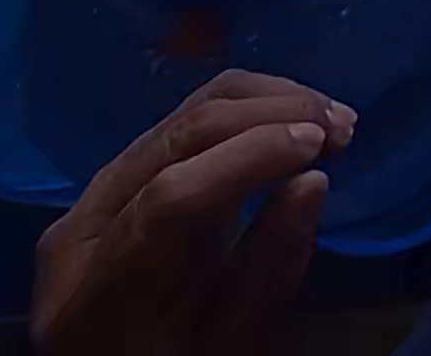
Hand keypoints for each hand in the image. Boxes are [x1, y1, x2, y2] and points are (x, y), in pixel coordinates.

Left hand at [31, 71, 358, 355]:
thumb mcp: (231, 346)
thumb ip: (270, 269)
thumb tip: (314, 180)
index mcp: (96, 291)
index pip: (170, 198)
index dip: (251, 157)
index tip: (321, 146)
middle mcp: (88, 219)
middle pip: (186, 134)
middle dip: (276, 115)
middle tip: (343, 128)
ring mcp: (110, 181)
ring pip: (199, 104)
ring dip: (278, 99)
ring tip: (335, 118)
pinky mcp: (140, 158)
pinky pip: (203, 106)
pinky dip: (263, 101)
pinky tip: (303, 115)